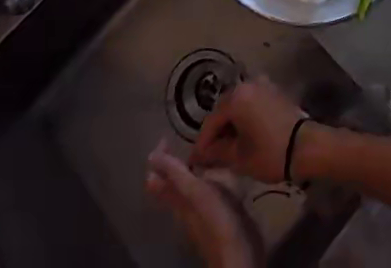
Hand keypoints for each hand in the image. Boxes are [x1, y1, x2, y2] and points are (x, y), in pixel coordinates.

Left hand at [146, 148, 260, 267]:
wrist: (238, 252)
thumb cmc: (217, 220)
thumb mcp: (196, 193)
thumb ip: (176, 175)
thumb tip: (152, 156)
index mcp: (177, 200)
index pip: (157, 178)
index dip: (158, 158)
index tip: (167, 137)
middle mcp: (185, 205)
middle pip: (171, 182)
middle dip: (173, 161)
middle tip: (186, 139)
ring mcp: (201, 209)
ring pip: (188, 185)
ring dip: (190, 168)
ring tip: (205, 148)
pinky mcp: (217, 212)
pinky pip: (205, 190)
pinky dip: (207, 176)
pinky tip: (221, 169)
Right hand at [189, 78, 307, 182]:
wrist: (307, 146)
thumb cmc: (270, 152)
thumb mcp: (238, 157)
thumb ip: (216, 153)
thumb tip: (202, 156)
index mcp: (236, 97)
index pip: (210, 122)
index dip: (201, 145)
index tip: (195, 163)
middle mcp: (248, 84)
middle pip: (223, 110)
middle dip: (216, 133)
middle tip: (210, 156)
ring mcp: (263, 85)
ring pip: (238, 106)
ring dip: (230, 125)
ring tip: (226, 149)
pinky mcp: (274, 92)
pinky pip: (252, 104)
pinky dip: (244, 118)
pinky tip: (243, 137)